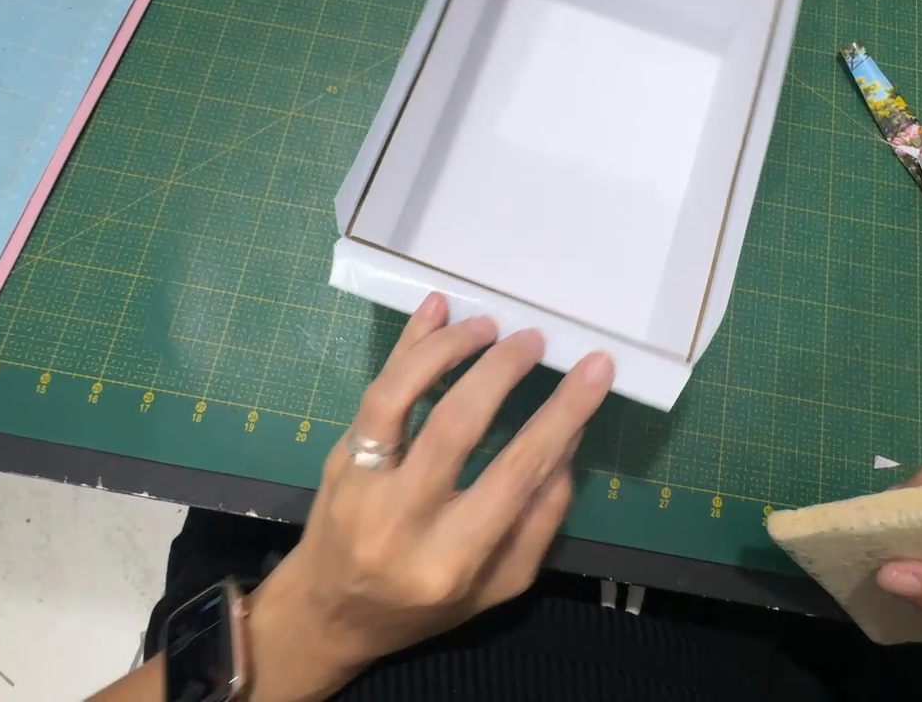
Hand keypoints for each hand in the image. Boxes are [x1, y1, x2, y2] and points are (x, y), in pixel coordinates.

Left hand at [242, 294, 614, 701]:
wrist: (327, 614)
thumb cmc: (421, 604)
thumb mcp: (496, 588)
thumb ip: (539, 522)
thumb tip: (566, 445)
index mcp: (450, 560)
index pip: (516, 474)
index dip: (562, 415)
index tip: (594, 368)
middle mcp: (401, 520)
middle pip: (455, 426)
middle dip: (501, 371)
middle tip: (533, 339)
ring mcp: (361, 483)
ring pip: (399, 397)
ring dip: (446, 349)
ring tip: (486, 324)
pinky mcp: (338, 454)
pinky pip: (374, 391)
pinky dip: (406, 344)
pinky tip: (436, 308)